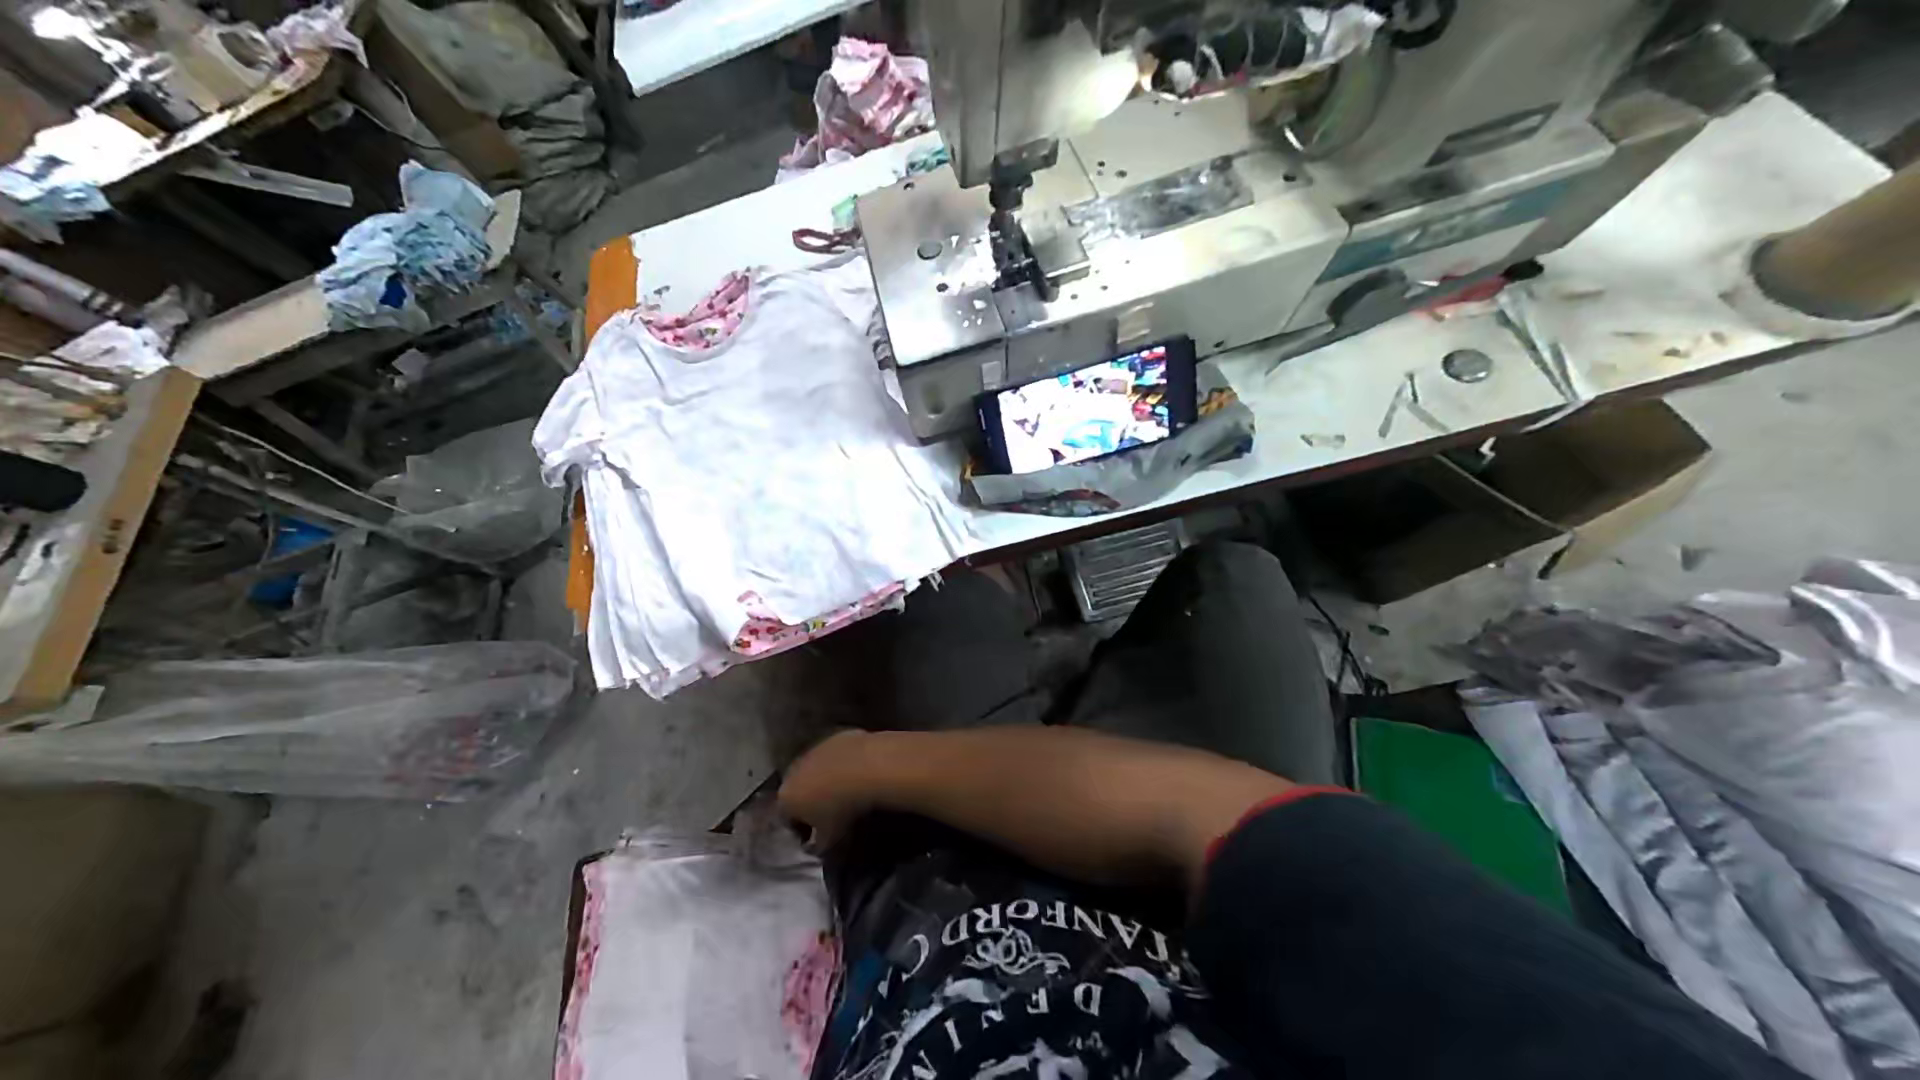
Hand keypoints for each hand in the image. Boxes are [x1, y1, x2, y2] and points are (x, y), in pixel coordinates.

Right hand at [778, 730, 881, 850]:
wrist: (865, 767)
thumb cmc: (842, 808)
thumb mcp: (829, 838)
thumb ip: (817, 845)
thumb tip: (815, 846)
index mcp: (786, 797)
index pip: (785, 817)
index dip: (800, 827)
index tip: (816, 833)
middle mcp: (793, 770)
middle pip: (798, 789)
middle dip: (810, 799)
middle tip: (831, 810)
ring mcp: (813, 749)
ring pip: (815, 768)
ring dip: (825, 778)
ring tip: (846, 789)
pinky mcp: (834, 736)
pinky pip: (834, 754)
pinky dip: (841, 761)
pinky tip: (857, 769)